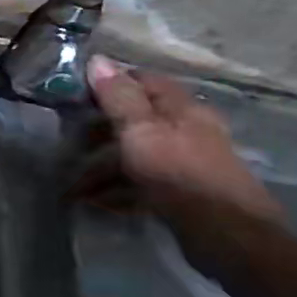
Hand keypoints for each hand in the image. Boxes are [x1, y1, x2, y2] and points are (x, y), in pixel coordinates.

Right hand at [78, 56, 284, 226]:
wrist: (228, 237)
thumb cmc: (179, 173)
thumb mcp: (141, 130)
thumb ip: (119, 97)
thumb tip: (99, 59)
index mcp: (184, 110)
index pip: (145, 80)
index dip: (110, 81)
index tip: (75, 91)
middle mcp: (190, 130)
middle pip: (138, 118)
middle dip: (100, 128)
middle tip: (68, 139)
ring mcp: (188, 162)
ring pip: (137, 152)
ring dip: (103, 164)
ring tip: (73, 181)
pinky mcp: (185, 192)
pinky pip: (142, 181)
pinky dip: (117, 187)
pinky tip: (96, 201)